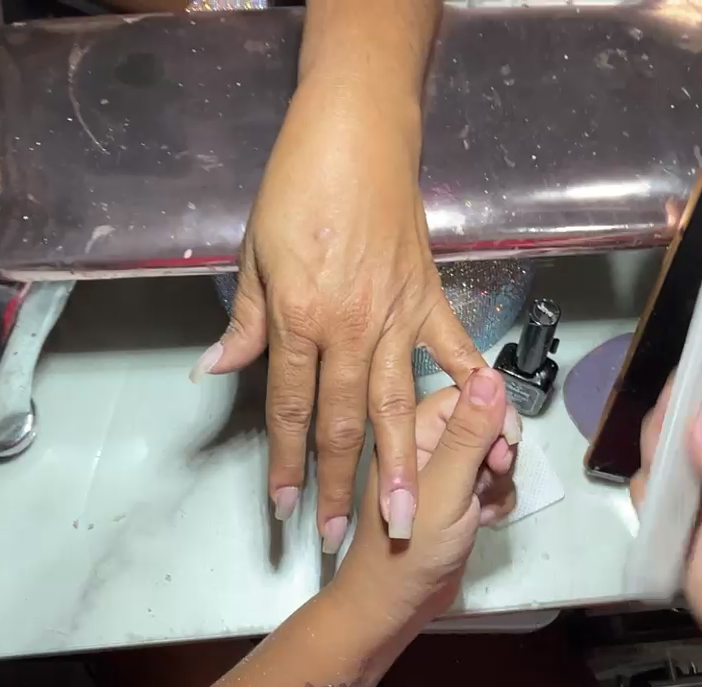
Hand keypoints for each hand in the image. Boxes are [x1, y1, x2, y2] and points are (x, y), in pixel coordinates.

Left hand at [191, 76, 515, 552]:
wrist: (355, 134)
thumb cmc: (297, 188)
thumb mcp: (255, 254)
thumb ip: (245, 323)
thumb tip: (216, 371)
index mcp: (299, 319)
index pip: (290, 408)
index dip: (286, 463)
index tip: (284, 509)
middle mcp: (349, 330)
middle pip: (341, 423)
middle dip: (337, 485)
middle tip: (336, 537)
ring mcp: (396, 319)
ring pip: (396, 406)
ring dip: (398, 466)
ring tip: (404, 517)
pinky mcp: (431, 301)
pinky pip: (452, 351)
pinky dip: (468, 388)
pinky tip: (485, 429)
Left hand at [336, 368, 516, 625]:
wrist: (396, 605)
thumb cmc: (412, 547)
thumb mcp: (445, 486)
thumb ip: (469, 432)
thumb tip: (490, 373)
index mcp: (412, 431)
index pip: (465, 395)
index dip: (492, 415)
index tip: (504, 444)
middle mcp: (427, 446)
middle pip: (484, 424)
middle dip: (497, 453)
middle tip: (489, 479)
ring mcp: (443, 474)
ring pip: (492, 457)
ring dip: (498, 482)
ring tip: (481, 509)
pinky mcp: (457, 500)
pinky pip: (491, 485)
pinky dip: (495, 502)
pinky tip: (484, 522)